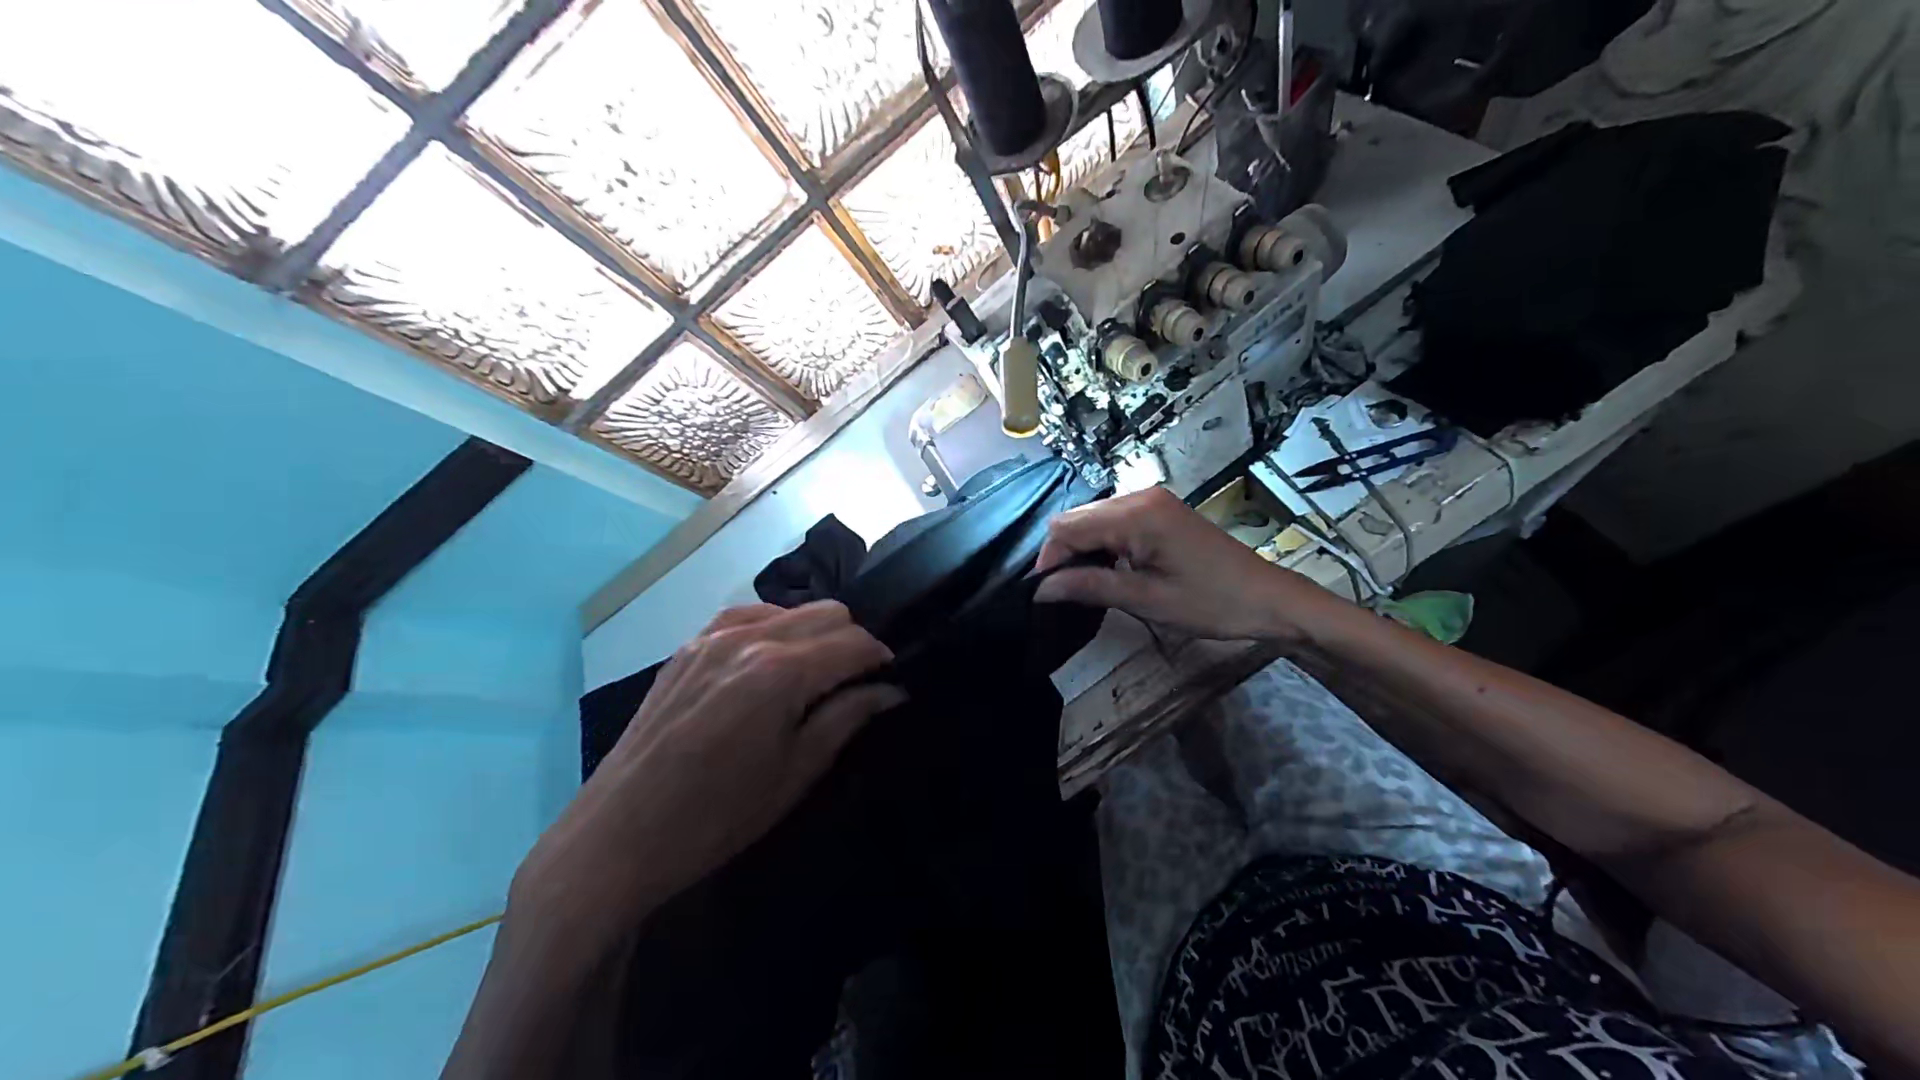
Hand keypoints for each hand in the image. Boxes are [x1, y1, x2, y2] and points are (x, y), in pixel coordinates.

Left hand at [511, 601, 904, 929]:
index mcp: (780, 672)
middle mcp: (748, 638)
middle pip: (828, 613)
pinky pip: (747, 616)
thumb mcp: (796, 773)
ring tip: (813, 676)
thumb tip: (891, 690)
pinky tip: (769, 665)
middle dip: (852, 641)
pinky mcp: (687, 647)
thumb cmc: (717, 817)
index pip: (854, 642)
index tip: (889, 681)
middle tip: (854, 683)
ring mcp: (711, 637)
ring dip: (814, 633)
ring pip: (789, 609)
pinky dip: (773, 630)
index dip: (881, 658)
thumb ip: (847, 718)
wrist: (619, 837)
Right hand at [1033, 486, 1355, 641]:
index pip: (1068, 527)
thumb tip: (1040, 589)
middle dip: (1062, 553)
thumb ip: (1089, 587)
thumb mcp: (1146, 600)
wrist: (1269, 598)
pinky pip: (1113, 521)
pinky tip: (1108, 569)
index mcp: (1136, 514)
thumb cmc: (1211, 603)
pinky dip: (1102, 543)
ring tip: (1085, 584)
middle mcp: (1140, 496)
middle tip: (1063, 592)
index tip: (1044, 593)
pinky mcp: (1160, 510)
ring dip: (1082, 549)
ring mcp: (1152, 500)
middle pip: (1077, 518)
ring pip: (1093, 519)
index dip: (1049, 559)